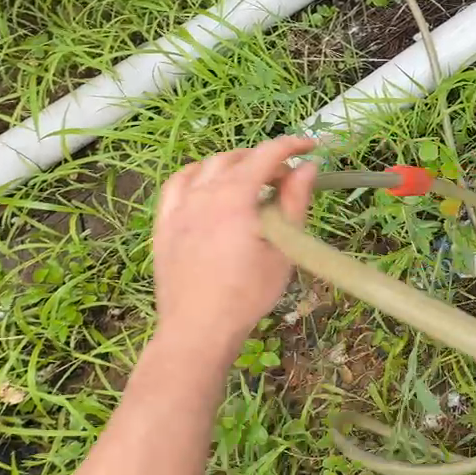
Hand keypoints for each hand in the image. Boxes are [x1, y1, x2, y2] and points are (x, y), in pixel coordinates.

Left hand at [150, 135, 317, 361]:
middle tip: (287, 179)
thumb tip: (307, 167)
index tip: (312, 148)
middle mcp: (203, 194)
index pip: (267, 154)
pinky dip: (198, 175)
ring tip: (252, 181)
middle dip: (266, 159)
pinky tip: (209, 187)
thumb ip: (294, 201)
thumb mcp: (284, 246)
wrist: (199, 329)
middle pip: (237, 157)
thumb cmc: (249, 291)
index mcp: (235, 196)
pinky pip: (177, 185)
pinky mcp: (163, 225)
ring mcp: (178, 208)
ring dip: (234, 164)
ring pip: (207, 167)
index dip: (292, 145)